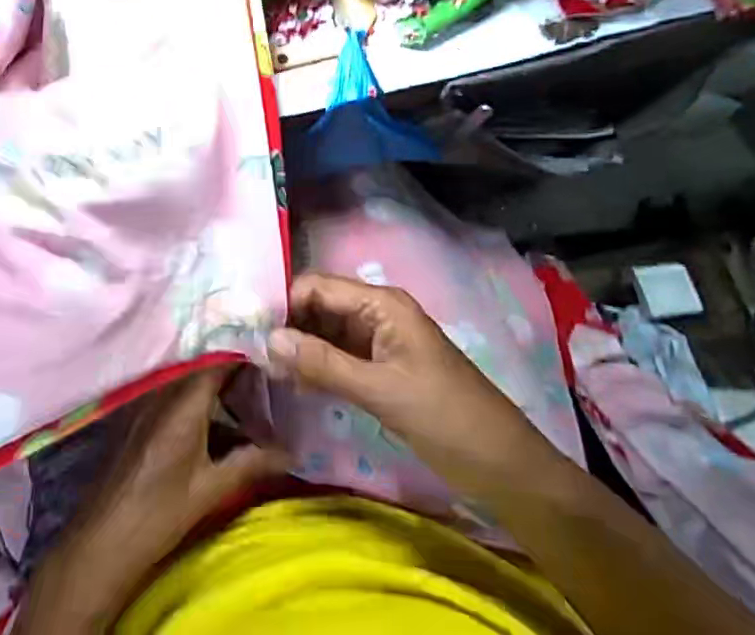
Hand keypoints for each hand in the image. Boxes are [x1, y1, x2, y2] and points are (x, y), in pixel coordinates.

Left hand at [16, 366, 288, 632]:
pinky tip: (215, 419)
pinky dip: (195, 398)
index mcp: (181, 403)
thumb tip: (290, 452)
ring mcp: (145, 402)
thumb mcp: (212, 488)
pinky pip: (171, 392)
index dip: (242, 351)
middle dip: (231, 366)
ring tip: (246, 396)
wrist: (106, 536)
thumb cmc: (160, 512)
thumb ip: (251, 463)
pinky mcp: (137, 416)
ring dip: (213, 383)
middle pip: (199, 364)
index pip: (215, 359)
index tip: (268, 352)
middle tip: (263, 374)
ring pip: (185, 378)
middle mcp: (160, 392)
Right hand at [266, 273, 555, 490]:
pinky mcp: (380, 368)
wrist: (505, 468)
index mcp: (382, 304)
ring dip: (298, 347)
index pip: (317, 287)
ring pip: (324, 332)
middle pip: (318, 306)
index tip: (249, 329)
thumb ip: (322, 363)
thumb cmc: (446, 418)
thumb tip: (267, 338)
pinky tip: (293, 382)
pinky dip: (315, 366)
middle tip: (252, 353)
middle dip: (287, 325)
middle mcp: (376, 313)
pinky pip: (337, 356)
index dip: (282, 303)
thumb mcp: (380, 390)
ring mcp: (378, 341)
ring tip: (266, 370)